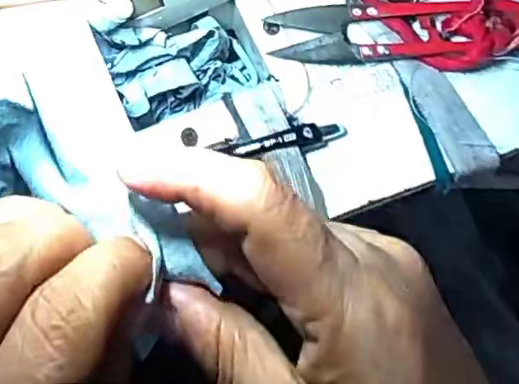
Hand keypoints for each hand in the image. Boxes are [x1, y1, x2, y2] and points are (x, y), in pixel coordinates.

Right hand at [121, 148, 485, 383]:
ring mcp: (389, 262)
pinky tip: (244, 296)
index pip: (260, 199)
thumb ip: (227, 350)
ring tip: (190, 283)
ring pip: (280, 226)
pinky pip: (306, 247)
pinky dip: (263, 262)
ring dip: (228, 245)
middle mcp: (376, 256)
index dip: (187, 172)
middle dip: (198, 221)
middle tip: (146, 248)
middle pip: (263, 210)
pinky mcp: (391, 274)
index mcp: (357, 295)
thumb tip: (163, 292)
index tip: (126, 168)